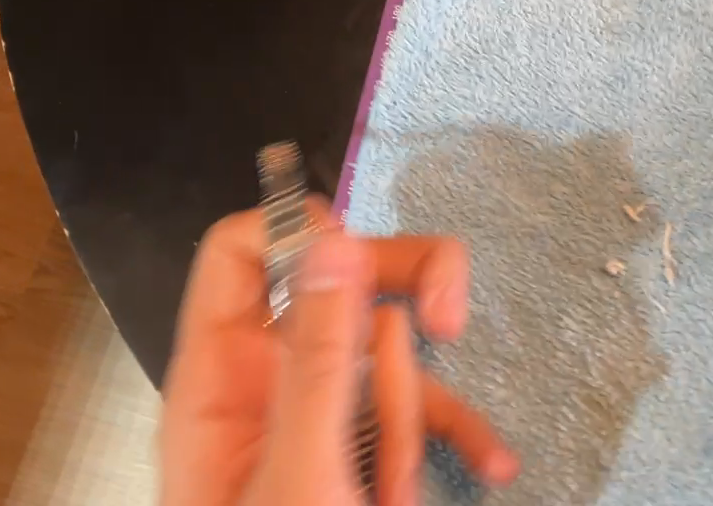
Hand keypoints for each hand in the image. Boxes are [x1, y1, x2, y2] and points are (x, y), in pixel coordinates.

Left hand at [160, 206, 518, 505]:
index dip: (293, 232)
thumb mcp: (299, 477)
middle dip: (398, 300)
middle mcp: (270, 372)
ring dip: (410, 415)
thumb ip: (317, 358)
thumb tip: (335, 238)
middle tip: (452, 314)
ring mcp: (324, 406)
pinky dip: (453, 431)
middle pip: (336, 278)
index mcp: (220, 370)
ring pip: (386, 346)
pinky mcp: (366, 444)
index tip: (358, 257)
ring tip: (394, 497)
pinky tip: (492, 462)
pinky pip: (416, 408)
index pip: (239, 254)